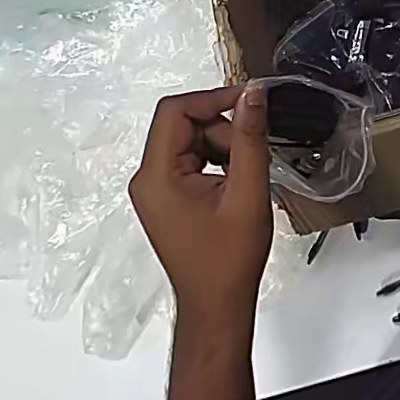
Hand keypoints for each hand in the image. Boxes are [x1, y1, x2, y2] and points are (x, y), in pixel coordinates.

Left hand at [130, 83, 273, 325]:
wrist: (217, 305)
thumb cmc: (229, 260)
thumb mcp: (248, 193)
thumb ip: (250, 139)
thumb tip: (253, 94)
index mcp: (156, 176)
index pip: (175, 111)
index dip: (214, 98)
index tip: (249, 99)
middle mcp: (147, 178)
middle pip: (182, 125)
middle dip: (222, 129)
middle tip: (252, 153)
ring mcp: (154, 188)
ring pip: (189, 140)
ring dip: (222, 146)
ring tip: (245, 175)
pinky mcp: (166, 196)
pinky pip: (190, 159)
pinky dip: (216, 160)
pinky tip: (235, 182)